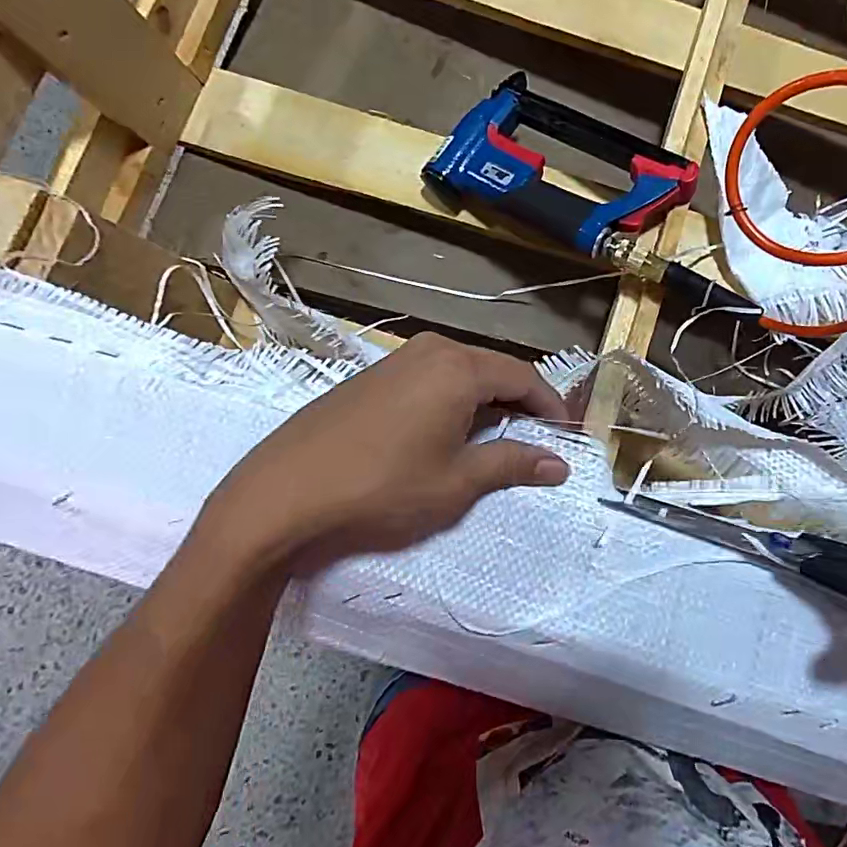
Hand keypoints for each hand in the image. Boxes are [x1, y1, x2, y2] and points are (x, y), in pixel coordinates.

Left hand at [198, 334, 570, 576]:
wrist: (281, 495)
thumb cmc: (380, 489)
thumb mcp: (455, 483)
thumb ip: (511, 464)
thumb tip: (558, 464)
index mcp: (458, 368)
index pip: (524, 378)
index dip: (551, 407)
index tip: (565, 437)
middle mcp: (429, 351)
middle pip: (492, 370)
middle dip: (519, 405)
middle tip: (534, 443)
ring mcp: (395, 360)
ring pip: (460, 375)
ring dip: (485, 404)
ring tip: (492, 444)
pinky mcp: (369, 377)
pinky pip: (429, 381)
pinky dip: (451, 403)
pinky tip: (444, 436)